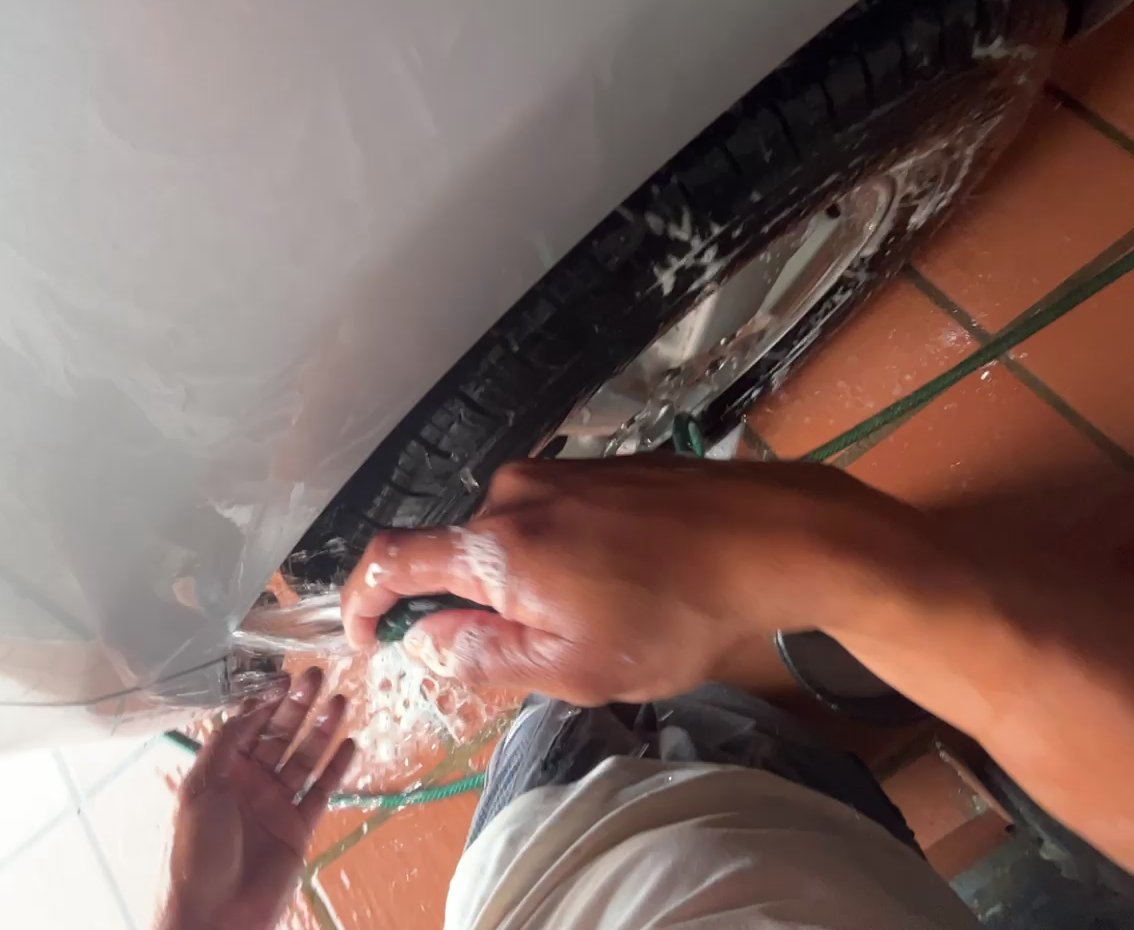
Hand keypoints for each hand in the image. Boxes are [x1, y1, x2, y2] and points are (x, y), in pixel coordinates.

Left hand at [157, 668, 357, 929]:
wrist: (214, 919)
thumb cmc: (198, 852)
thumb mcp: (201, 788)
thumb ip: (226, 742)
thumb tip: (252, 705)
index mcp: (224, 770)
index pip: (249, 723)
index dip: (268, 698)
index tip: (286, 675)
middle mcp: (252, 781)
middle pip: (280, 733)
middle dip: (298, 704)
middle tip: (318, 675)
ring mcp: (277, 803)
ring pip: (305, 756)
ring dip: (322, 728)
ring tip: (340, 700)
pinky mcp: (299, 827)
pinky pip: (322, 791)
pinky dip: (337, 768)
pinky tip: (350, 744)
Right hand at [340, 458, 946, 704]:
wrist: (768, 534)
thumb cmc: (674, 611)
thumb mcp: (577, 665)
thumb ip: (487, 657)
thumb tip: (426, 643)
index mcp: (496, 545)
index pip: (393, 560)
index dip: (365, 600)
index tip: (370, 638)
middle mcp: (510, 493)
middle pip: (458, 558)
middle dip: (477, 609)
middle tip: (544, 649)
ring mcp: (551, 472)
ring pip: (504, 541)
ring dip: (524, 585)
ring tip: (598, 613)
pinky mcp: (586, 467)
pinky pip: (541, 517)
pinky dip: (553, 556)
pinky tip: (617, 576)